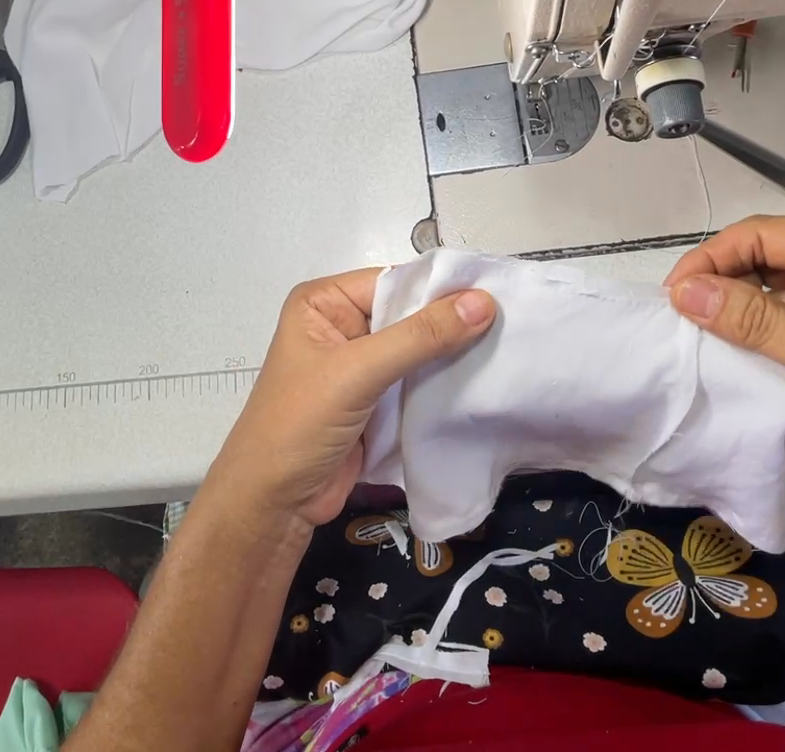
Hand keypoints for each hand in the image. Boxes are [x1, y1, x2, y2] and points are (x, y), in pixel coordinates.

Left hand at [202, 268, 495, 531]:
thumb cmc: (299, 425)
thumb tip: (483, 302)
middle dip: (451, 322)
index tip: (495, 294)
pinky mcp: (375, 400)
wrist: (275, 504)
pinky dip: (444, 383)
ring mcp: (359, 365)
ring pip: (417, 348)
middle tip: (509, 323)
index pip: (392, 281)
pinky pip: (417, 380)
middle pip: (408, 314)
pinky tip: (481, 380)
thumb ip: (421, 337)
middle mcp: (341, 325)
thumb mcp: (358, 373)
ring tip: (504, 349)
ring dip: (452, 354)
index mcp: (323, 302)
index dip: (440, 288)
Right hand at [664, 215, 784, 501]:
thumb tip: (685, 292)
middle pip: (767, 257)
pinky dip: (759, 333)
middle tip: (678, 320)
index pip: (767, 235)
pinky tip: (734, 352)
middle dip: (721, 283)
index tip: (673, 297)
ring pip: (774, 289)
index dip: (713, 259)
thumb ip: (761, 323)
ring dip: (737, 310)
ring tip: (697, 336)